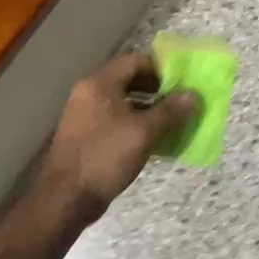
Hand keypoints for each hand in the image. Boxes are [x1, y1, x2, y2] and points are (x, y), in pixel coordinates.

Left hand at [38, 53, 198, 223]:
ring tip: (172, 120)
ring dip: (147, 108)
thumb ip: (169, 111)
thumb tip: (192, 94)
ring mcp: (85, 114)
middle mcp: (89, 93)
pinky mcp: (86, 135)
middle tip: (180, 101)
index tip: (183, 80)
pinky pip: (115, 119)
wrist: (66, 197)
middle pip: (128, 79)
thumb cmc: (105, 157)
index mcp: (99, 83)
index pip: (134, 61)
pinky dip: (135, 123)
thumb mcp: (143, 133)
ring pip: (122, 101)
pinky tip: (153, 138)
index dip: (161, 67)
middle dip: (156, 89)